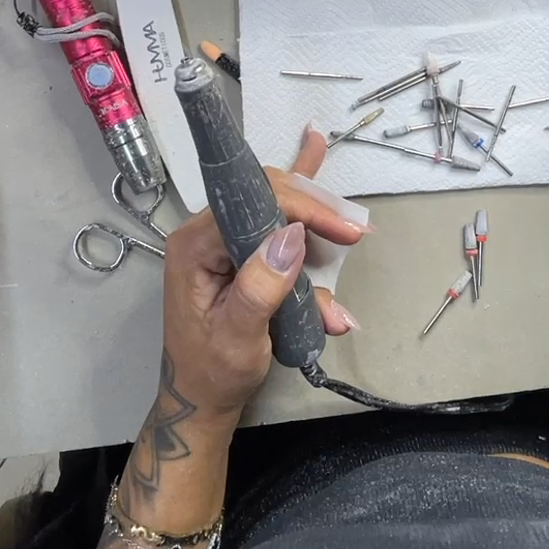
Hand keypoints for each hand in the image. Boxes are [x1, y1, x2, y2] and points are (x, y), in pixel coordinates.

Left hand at [158, 127, 367, 422]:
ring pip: (274, 206)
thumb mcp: (237, 339)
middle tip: (354, 233)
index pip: (251, 204)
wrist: (200, 400)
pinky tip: (314, 149)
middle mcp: (204, 232)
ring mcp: (220, 238)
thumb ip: (260, 288)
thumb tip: (292, 235)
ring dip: (315, 224)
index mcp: (194, 246)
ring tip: (349, 232)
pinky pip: (269, 213)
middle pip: (265, 196)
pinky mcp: (237, 248)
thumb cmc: (214, 373)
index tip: (342, 230)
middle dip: (313, 213)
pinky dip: (298, 198)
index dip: (300, 210)